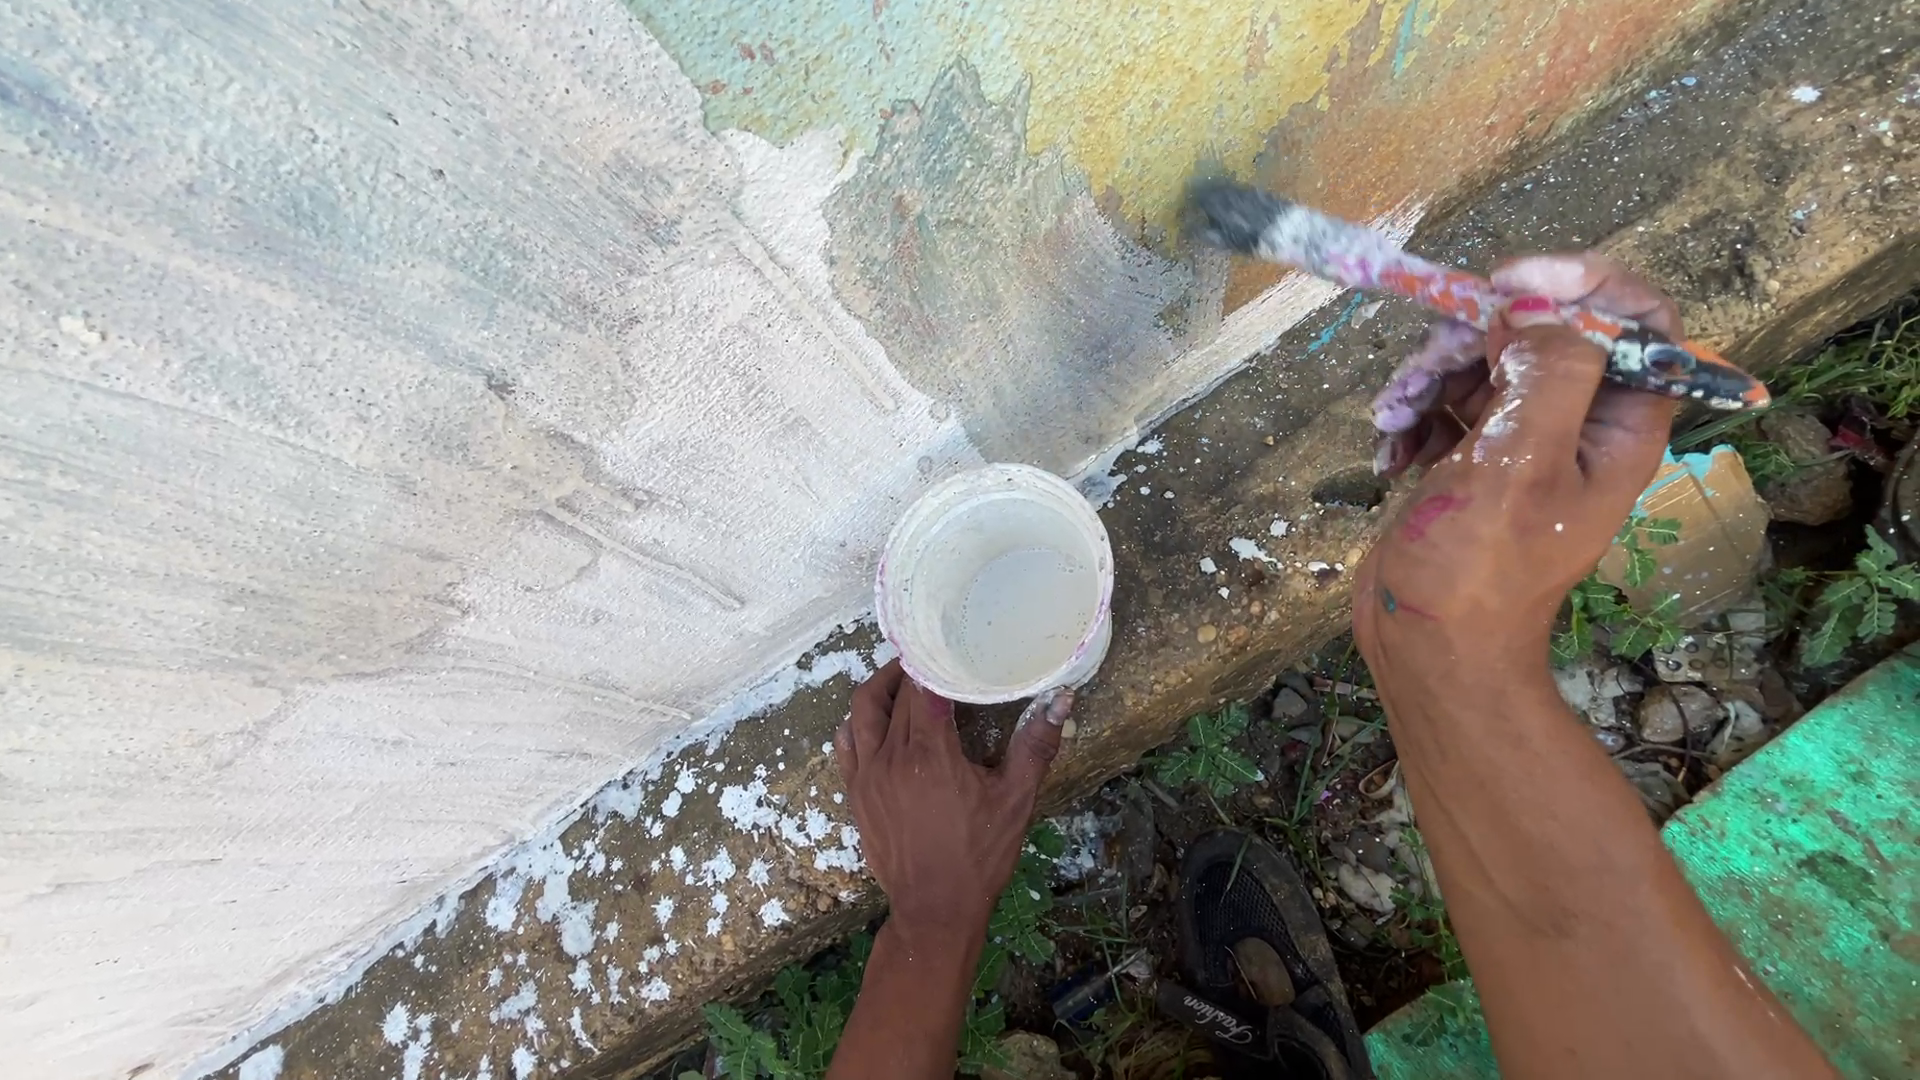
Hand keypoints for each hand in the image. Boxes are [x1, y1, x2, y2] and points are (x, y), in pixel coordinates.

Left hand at [834, 661, 1070, 932]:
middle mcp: (891, 757)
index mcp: (930, 754)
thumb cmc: (979, 856)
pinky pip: (845, 742)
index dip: (934, 660)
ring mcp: (866, 775)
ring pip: (863, 710)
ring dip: (882, 688)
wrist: (934, 910)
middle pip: (896, 695)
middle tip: (934, 658)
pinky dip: (858, 721)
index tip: (947, 643)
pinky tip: (877, 719)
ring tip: (905, 679)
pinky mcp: (854, 792)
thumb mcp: (1015, 801)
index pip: (925, 688)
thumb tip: (1061, 700)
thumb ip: (1035, 746)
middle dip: (913, 670)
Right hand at [1354, 253, 1686, 676]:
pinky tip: (1387, 455)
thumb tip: (1533, 306)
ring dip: (1423, 384)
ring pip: (1477, 370)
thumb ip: (1547, 371)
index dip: (1576, 284)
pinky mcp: (1464, 462)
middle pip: (1534, 337)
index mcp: (1617, 423)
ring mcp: (1514, 443)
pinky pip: (1441, 410)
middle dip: (1466, 344)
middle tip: (1414, 374)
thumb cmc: (1479, 564)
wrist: (1428, 640)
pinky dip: (1409, 421)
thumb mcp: (1519, 463)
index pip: (1633, 318)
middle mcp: (1573, 424)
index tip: (1501, 283)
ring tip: (1386, 422)